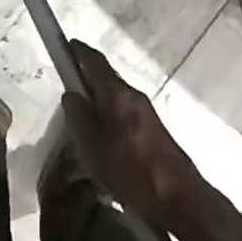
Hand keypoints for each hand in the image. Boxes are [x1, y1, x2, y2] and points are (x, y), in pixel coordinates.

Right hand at [60, 39, 204, 226]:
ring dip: (98, 92)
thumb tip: (71, 93)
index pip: (96, 62)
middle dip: (87, 72)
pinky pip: (124, 106)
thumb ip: (79, 116)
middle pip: (107, 76)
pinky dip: (108, 107)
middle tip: (66, 78)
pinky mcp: (152, 126)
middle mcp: (134, 94)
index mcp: (118, 94)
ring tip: (79, 106)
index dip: (79, 51)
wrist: (175, 195)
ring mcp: (146, 109)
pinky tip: (100, 126)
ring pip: (115, 92)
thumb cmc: (129, 170)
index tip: (66, 45)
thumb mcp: (93, 146)